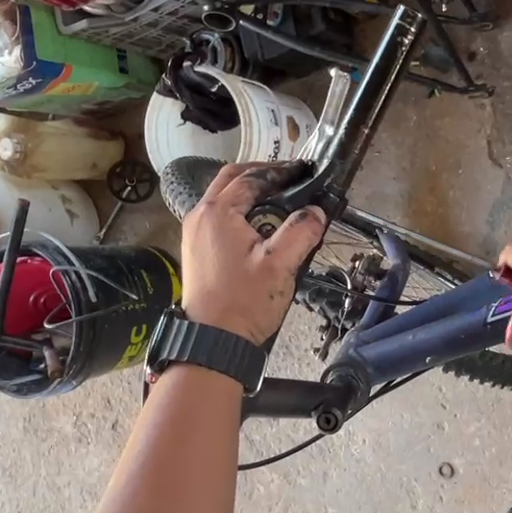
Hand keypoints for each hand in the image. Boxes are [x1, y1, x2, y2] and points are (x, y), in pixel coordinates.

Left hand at [180, 161, 326, 344]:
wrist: (213, 340)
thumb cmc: (242, 304)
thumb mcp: (281, 265)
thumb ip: (302, 231)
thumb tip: (316, 212)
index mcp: (218, 213)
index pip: (251, 178)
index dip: (279, 172)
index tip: (301, 172)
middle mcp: (201, 217)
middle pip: (230, 179)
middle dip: (260, 174)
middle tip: (288, 176)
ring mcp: (195, 234)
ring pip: (222, 197)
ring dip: (248, 192)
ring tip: (278, 199)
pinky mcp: (197, 250)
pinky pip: (218, 217)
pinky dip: (239, 211)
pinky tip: (260, 225)